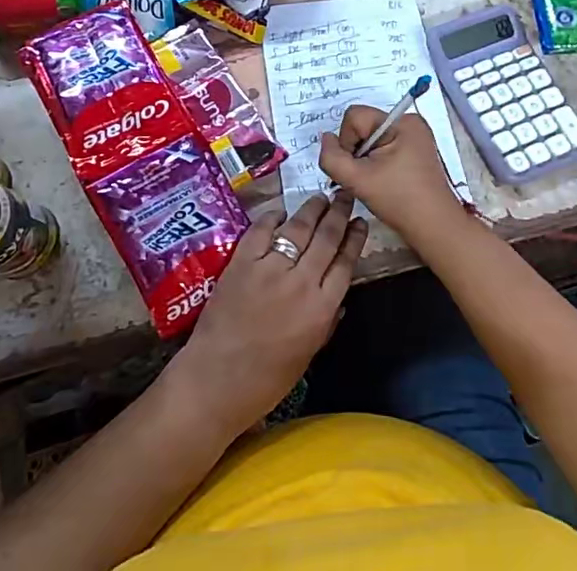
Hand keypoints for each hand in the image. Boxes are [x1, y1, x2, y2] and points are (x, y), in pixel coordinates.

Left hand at [173, 194, 365, 431]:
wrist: (216, 381)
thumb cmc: (266, 380)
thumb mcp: (308, 353)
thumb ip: (326, 322)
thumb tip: (337, 298)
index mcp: (322, 308)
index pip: (346, 263)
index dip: (355, 238)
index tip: (360, 222)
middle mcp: (301, 282)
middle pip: (326, 238)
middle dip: (339, 213)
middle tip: (345, 196)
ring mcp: (270, 269)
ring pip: (298, 229)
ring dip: (312, 210)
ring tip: (320, 198)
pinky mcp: (241, 262)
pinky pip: (261, 231)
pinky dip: (273, 217)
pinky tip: (280, 212)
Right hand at [318, 105, 466, 240]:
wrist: (435, 227)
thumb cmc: (399, 201)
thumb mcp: (356, 180)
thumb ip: (332, 157)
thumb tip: (326, 139)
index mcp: (401, 121)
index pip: (354, 117)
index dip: (346, 142)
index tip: (357, 168)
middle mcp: (410, 122)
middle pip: (363, 126)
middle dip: (356, 151)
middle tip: (365, 178)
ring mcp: (414, 136)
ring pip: (371, 138)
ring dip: (364, 159)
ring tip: (374, 181)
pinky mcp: (415, 150)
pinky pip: (383, 147)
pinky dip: (376, 163)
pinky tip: (383, 181)